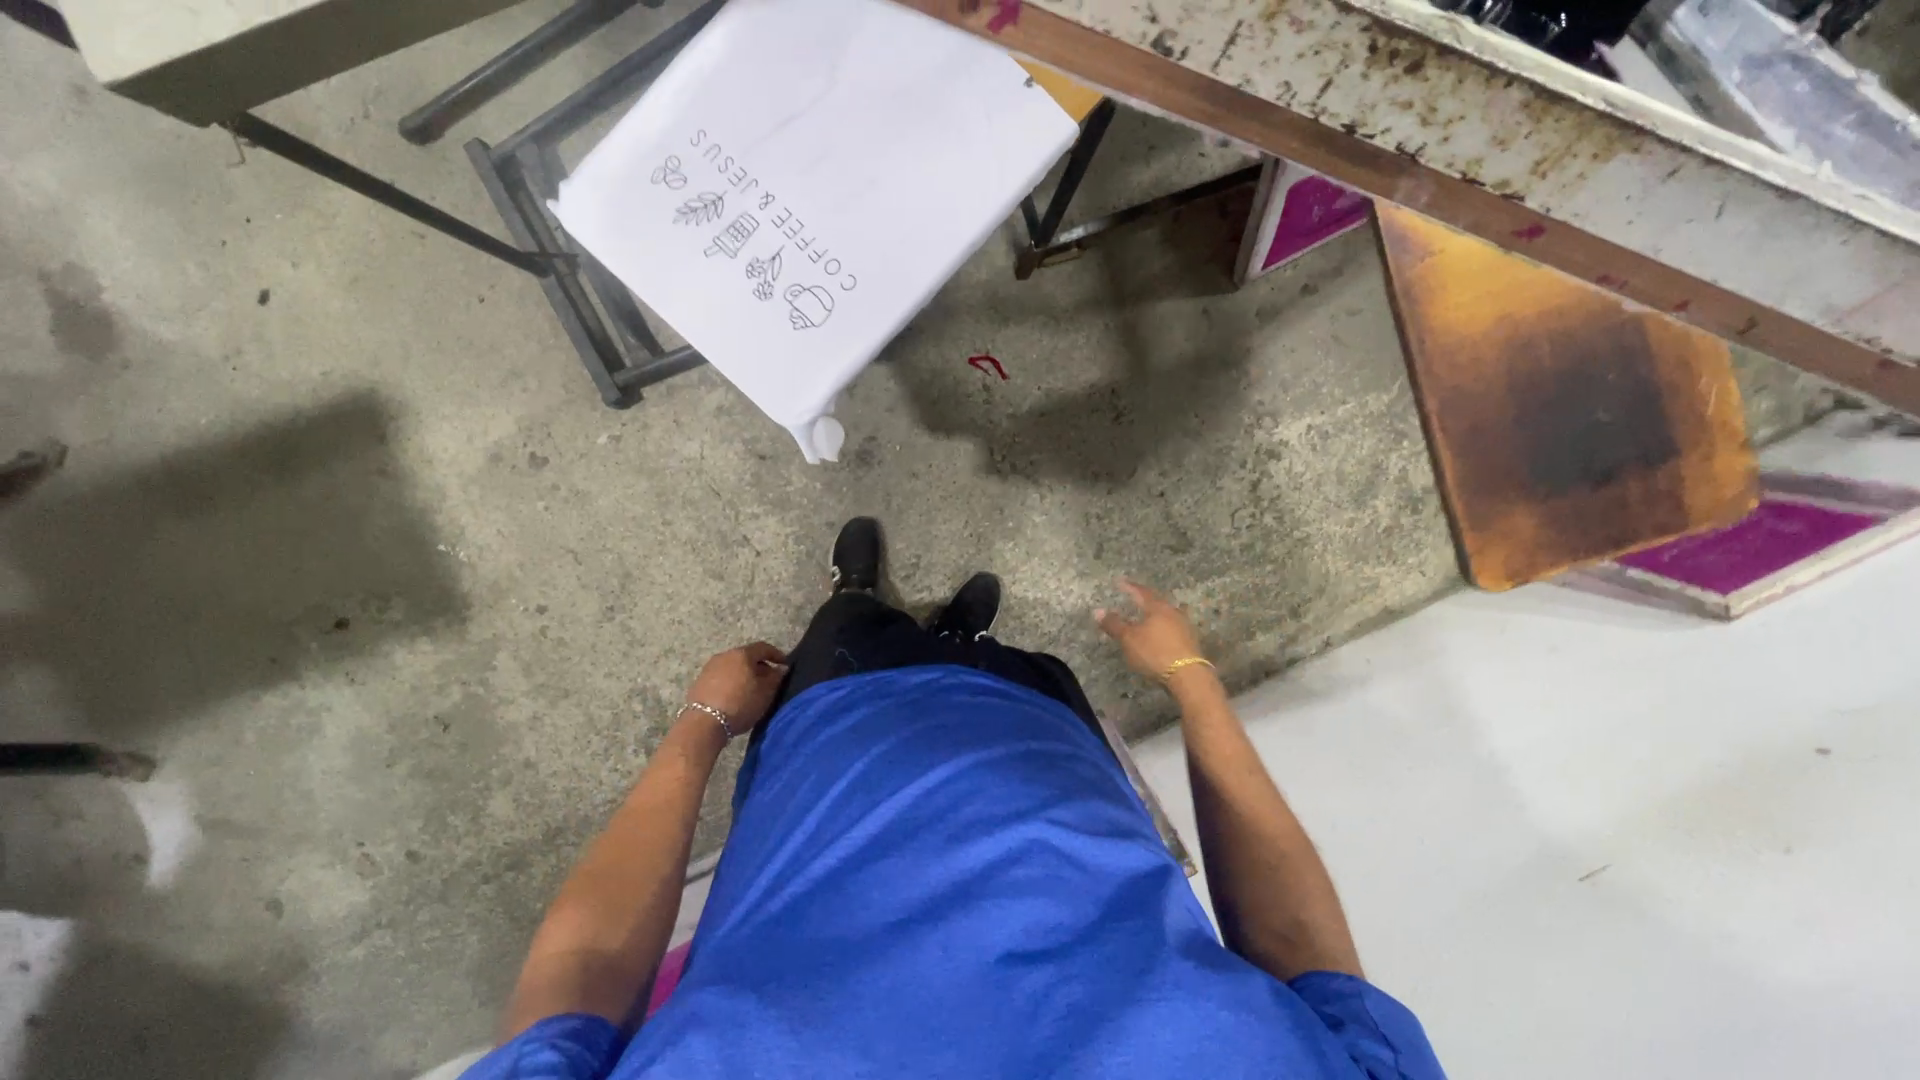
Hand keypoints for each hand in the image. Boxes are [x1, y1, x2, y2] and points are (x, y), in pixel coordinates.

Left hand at [683, 642, 788, 734]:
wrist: (704, 723)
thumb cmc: (740, 704)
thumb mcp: (766, 693)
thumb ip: (776, 678)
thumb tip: (781, 668)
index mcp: (742, 654)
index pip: (763, 647)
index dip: (776, 654)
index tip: (784, 664)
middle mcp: (724, 656)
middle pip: (746, 656)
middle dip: (759, 666)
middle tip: (769, 680)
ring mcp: (709, 668)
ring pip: (732, 667)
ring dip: (744, 675)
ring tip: (751, 689)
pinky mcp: (699, 682)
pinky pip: (721, 677)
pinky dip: (731, 682)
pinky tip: (734, 696)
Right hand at [1095, 580, 1206, 682]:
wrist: (1188, 675)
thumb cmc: (1154, 652)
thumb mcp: (1128, 639)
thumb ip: (1114, 624)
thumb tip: (1098, 610)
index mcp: (1157, 607)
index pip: (1141, 592)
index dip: (1130, 587)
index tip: (1120, 581)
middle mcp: (1173, 612)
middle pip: (1158, 602)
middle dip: (1146, 599)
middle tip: (1136, 597)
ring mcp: (1185, 626)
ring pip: (1168, 614)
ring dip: (1158, 614)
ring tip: (1149, 615)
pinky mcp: (1191, 641)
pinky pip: (1175, 628)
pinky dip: (1165, 627)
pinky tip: (1162, 633)